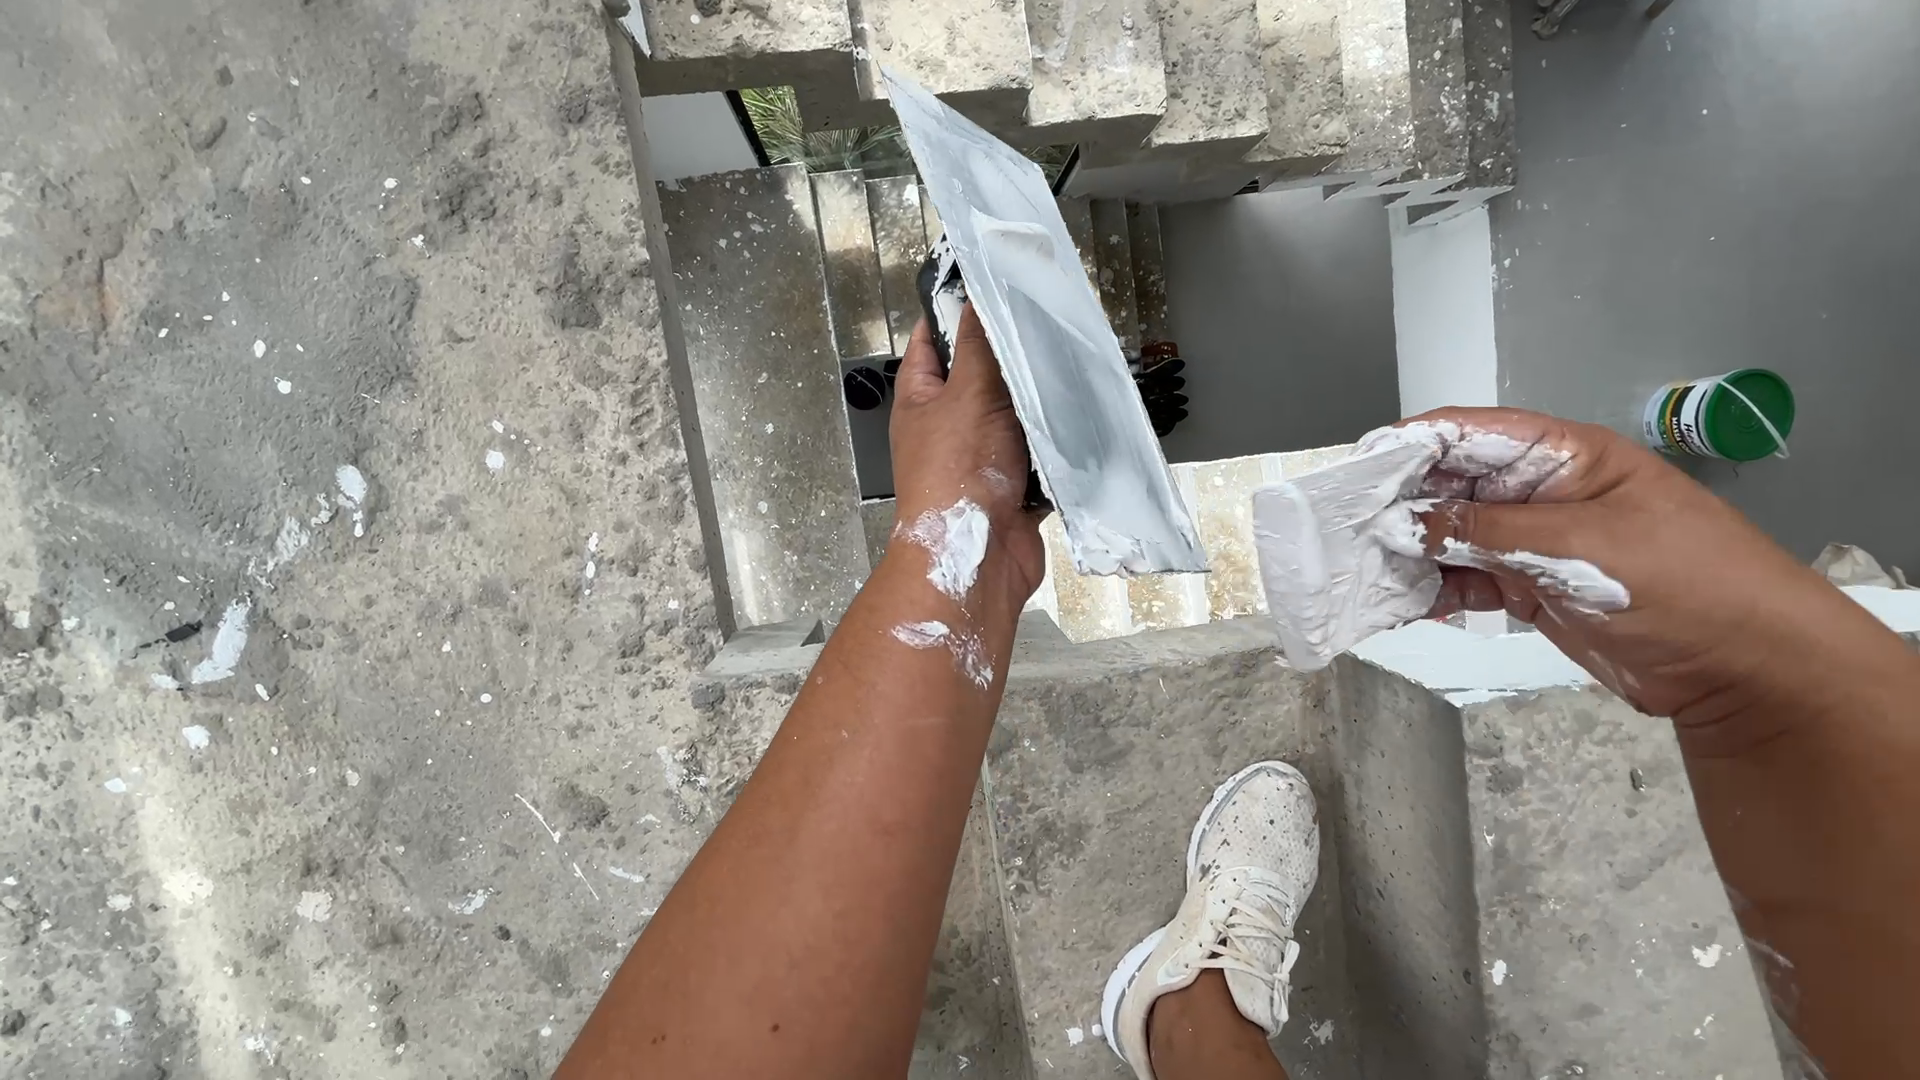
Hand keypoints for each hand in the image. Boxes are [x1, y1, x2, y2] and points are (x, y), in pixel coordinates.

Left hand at [888, 306, 1046, 604]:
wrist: (977, 557)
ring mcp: (982, 457)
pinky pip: (1038, 454)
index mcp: (921, 399)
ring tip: (1074, 364)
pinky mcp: (1013, 485)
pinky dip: (1055, 443)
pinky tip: (1082, 416)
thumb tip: (978, 297)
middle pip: (981, 376)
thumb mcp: (967, 395)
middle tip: (1050, 323)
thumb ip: (977, 346)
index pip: (931, 340)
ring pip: (1016, 416)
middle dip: (1012, 357)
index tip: (992, 284)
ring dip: (1039, 403)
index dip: (955, 311)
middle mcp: (948, 426)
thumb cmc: (957, 473)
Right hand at [1403, 408, 1904, 743]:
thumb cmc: (1682, 582)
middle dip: (1403, 504)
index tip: (1361, 463)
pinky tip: (1408, 604)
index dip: (1414, 442)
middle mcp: (1538, 493)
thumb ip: (1488, 531)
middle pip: (1452, 486)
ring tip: (1368, 570)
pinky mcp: (1525, 586)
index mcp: (1562, 458)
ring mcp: (1530, 541)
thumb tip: (1404, 524)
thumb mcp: (1583, 545)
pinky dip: (1435, 591)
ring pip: (1451, 537)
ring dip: (1412, 553)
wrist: (1747, 670)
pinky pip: (1464, 580)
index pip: (1474, 434)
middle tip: (1351, 526)